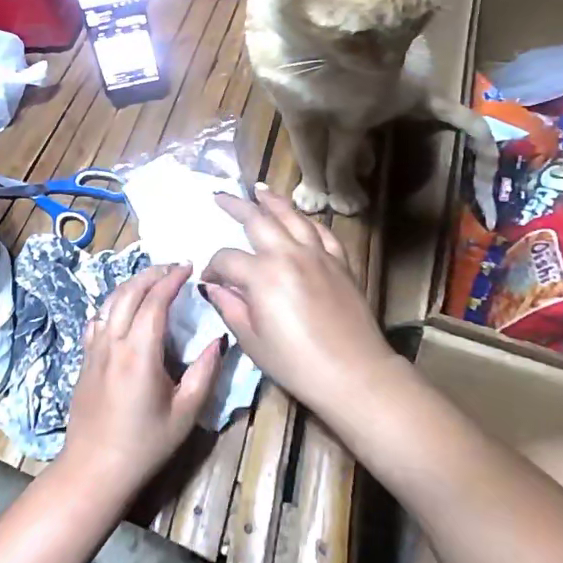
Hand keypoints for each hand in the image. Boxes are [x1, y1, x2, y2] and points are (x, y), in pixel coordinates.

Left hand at [60, 264, 221, 493]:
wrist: (93, 470)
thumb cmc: (144, 445)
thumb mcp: (186, 413)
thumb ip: (204, 372)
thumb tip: (218, 340)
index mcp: (139, 353)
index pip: (155, 300)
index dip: (172, 279)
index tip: (189, 267)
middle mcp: (113, 343)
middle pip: (129, 292)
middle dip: (152, 273)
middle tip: (174, 267)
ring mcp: (94, 350)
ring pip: (110, 302)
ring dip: (132, 284)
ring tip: (153, 279)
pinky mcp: (84, 360)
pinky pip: (98, 319)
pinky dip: (114, 303)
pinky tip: (125, 307)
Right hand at [201, 184, 395, 413]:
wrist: (354, 372)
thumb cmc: (297, 363)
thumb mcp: (253, 341)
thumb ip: (231, 307)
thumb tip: (214, 287)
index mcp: (263, 275)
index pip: (228, 258)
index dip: (213, 267)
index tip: (209, 280)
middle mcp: (289, 254)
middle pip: (259, 220)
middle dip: (237, 206)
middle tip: (222, 196)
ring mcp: (318, 255)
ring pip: (293, 218)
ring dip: (274, 202)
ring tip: (260, 190)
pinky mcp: (340, 263)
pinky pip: (322, 233)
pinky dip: (308, 222)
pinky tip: (301, 218)